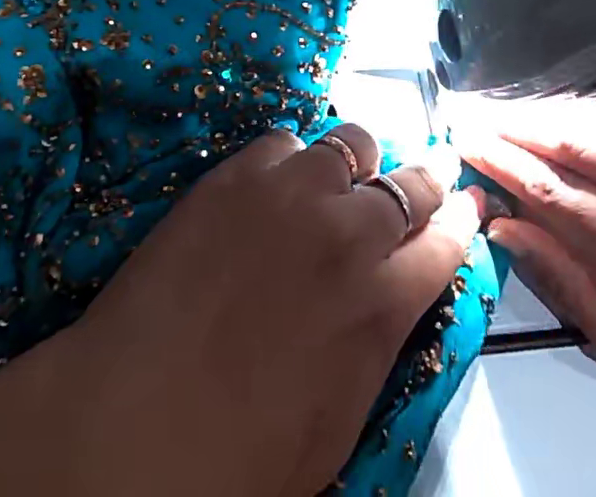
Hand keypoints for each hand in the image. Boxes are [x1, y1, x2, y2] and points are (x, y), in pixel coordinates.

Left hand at [0, 124, 482, 496]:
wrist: (132, 420)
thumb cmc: (244, 454)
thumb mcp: (343, 416)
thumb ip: (380, 336)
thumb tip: (393, 291)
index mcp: (387, 300)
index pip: (449, 238)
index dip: (459, 216)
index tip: (463, 201)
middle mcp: (352, 231)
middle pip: (411, 183)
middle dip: (423, 180)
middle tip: (419, 176)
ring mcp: (294, 191)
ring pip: (351, 142)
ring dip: (356, 160)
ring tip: (342, 174)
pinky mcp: (238, 173)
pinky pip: (284, 141)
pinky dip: (290, 158)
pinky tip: (275, 181)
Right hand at [459, 126, 595, 496]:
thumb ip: (574, 291)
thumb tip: (507, 230)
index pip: (561, 197)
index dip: (505, 165)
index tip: (466, 143)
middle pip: (584, 145)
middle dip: (521, 126)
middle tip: (476, 116)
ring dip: (555, 117)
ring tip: (511, 114)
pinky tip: (573, 122)